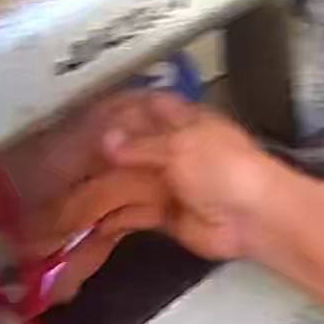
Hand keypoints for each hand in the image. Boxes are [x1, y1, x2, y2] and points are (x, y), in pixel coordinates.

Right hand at [33, 93, 302, 281]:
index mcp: (184, 123)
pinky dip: (115, 215)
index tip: (88, 108)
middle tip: (69, 151)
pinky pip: (135, 213)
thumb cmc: (226, 170)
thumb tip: (107, 140)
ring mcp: (171, 184)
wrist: (254, 218)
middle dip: (105, 149)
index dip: (120, 106)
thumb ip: (141, 145)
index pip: (147, 106)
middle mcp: (176, 151)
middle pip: (134, 146)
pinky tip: (91, 217)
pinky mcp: (167, 216)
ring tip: (70, 185)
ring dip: (106, 184)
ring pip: (131, 181)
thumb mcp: (180, 146)